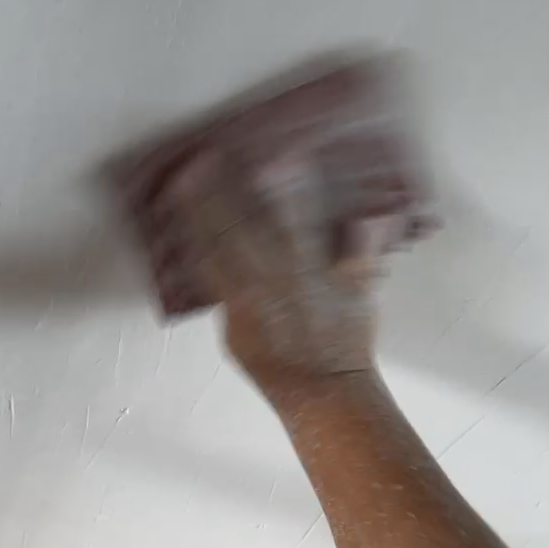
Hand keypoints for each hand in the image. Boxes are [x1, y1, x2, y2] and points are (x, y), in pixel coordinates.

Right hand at [163, 151, 407, 395]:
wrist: (324, 388)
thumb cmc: (274, 368)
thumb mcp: (237, 336)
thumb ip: (232, 298)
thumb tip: (227, 267)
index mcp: (242, 298)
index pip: (210, 247)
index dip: (195, 214)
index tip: (183, 183)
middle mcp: (274, 282)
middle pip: (244, 230)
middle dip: (224, 193)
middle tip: (210, 160)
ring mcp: (314, 278)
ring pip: (297, 229)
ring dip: (286, 194)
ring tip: (281, 158)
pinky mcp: (351, 279)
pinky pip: (361, 247)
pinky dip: (366, 224)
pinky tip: (364, 200)